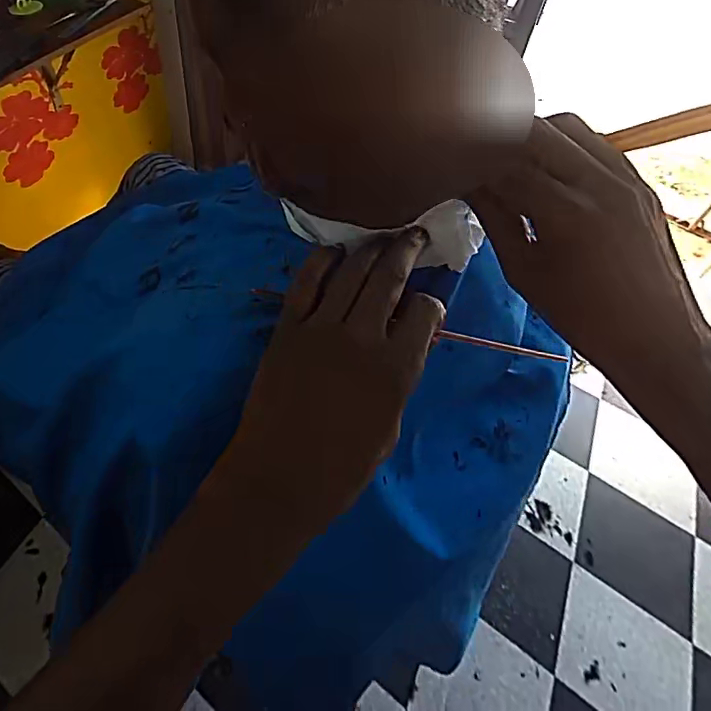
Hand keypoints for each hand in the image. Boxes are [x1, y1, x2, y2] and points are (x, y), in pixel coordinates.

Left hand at [209, 229, 444, 533]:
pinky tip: (335, 250)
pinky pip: (306, 282)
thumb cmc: (342, 466)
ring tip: (383, 238)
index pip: (424, 312)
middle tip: (415, 236)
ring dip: (370, 249)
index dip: (431, 303)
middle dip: (407, 250)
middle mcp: (362, 337)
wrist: (279, 474)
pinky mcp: (288, 326)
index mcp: (396, 368)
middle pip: (390, 277)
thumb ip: (401, 377)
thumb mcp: (390, 424)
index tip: (427, 303)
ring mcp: (320, 327)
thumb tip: (409, 341)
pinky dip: (322, 260)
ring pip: (352, 271)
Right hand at [469, 114, 710, 419]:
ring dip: (533, 134)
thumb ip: (494, 218)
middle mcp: (601, 184)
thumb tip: (466, 183)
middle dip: (498, 137)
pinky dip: (564, 146)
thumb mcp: (524, 271)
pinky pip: (596, 143)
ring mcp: (627, 178)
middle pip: (536, 129)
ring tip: (511, 160)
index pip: (505, 163)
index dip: (471, 161)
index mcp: (568, 213)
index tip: (450, 164)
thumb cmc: (584, 318)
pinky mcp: (641, 182)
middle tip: (475, 157)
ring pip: (568, 125)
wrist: (661, 340)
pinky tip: (548, 170)